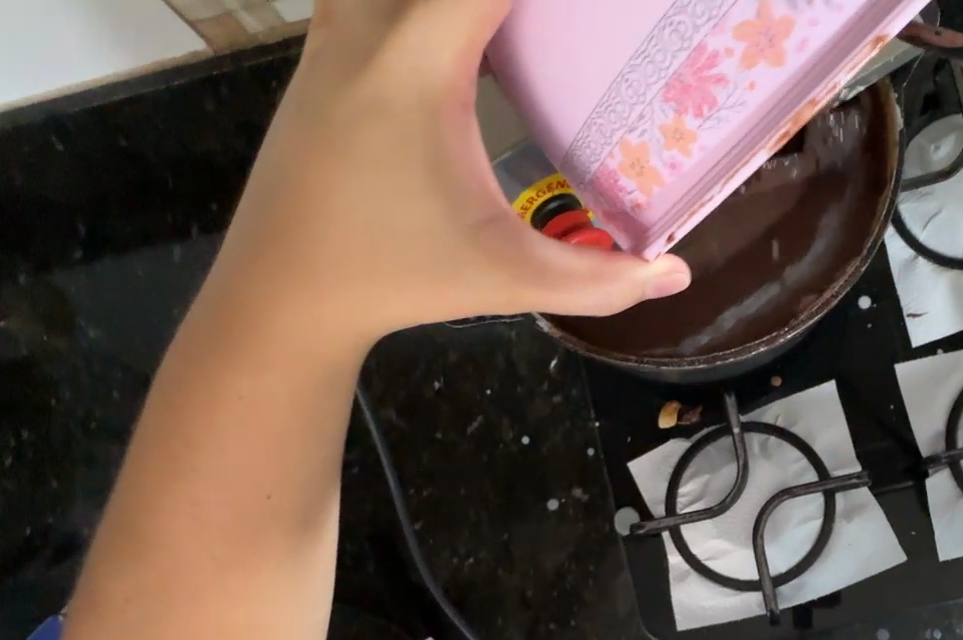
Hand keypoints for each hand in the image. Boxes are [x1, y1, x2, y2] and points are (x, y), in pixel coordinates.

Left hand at [199, 0, 689, 348]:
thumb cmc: (399, 278)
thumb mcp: (508, 280)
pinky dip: (430, 3)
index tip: (594, 3)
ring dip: (465, 0)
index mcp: (420, 59)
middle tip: (564, 18)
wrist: (286, 287)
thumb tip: (677, 274)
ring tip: (523, 29)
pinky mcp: (323, 45)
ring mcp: (335, 25)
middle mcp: (370, 18)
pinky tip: (473, 32)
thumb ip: (599, 281)